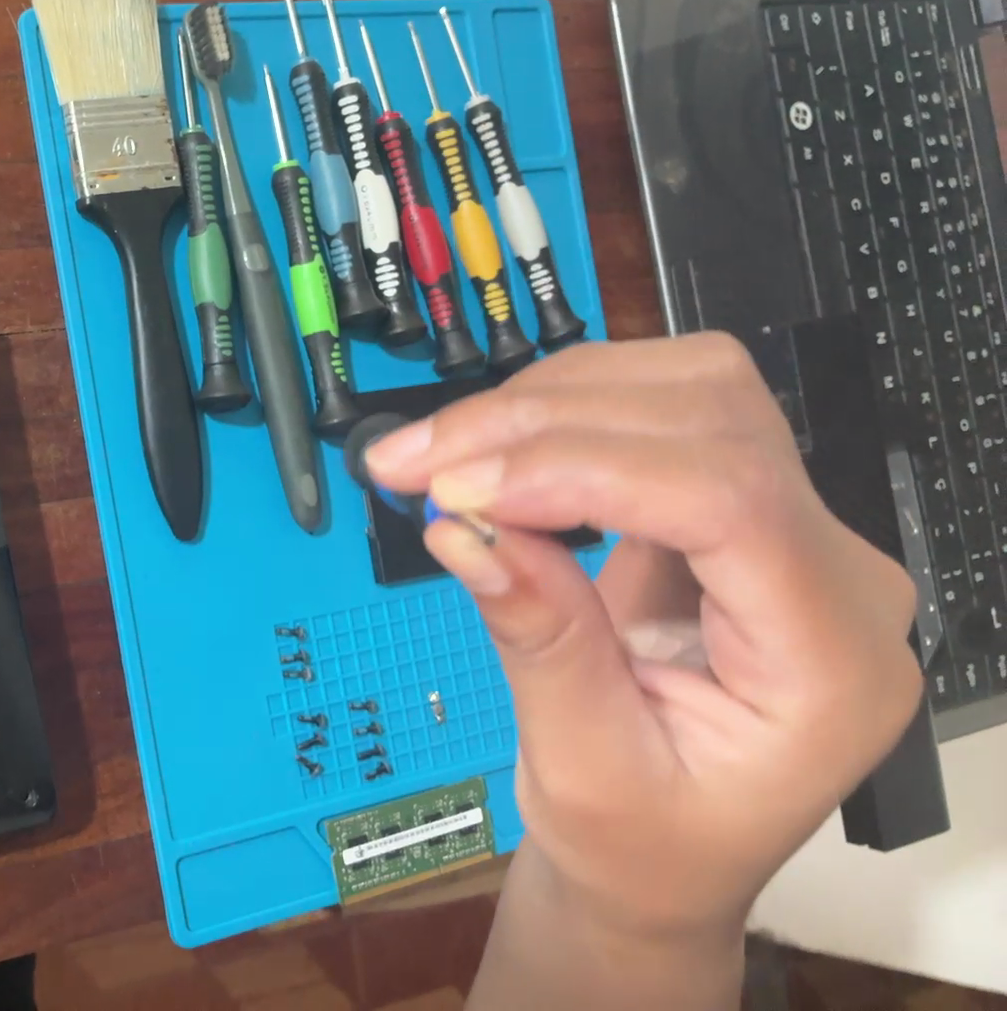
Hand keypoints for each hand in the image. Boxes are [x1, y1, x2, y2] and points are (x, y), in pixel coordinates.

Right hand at [365, 335, 920, 1000]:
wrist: (660, 851)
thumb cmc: (637, 837)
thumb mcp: (581, 764)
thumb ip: (537, 640)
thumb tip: (460, 532)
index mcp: (826, 656)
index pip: (726, 501)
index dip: (578, 472)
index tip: (453, 491)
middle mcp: (828, 566)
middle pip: (704, 418)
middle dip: (535, 423)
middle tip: (409, 461)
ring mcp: (778, 524)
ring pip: (677, 387)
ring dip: (534, 405)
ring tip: (429, 452)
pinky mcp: (713, 503)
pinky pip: (643, 412)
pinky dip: (544, 412)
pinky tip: (478, 450)